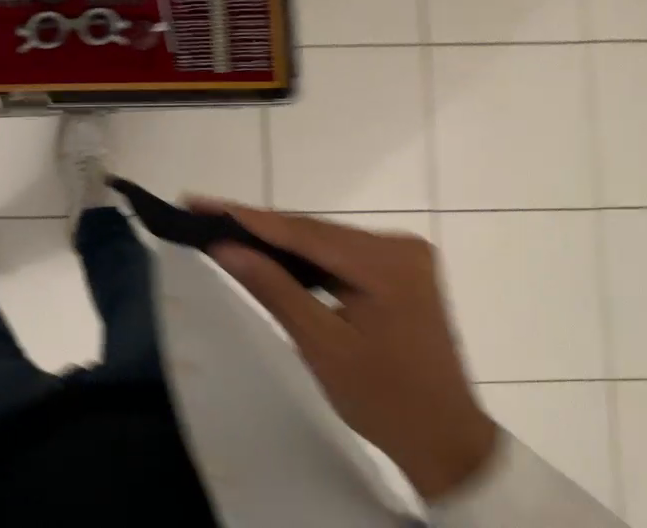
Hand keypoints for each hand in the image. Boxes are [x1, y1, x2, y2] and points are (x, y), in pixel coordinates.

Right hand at [192, 201, 498, 501]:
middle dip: (258, 227)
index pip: (302, 232)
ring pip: (323, 241)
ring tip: (224, 230)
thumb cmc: (384, 399)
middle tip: (202, 214)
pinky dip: (303, 258)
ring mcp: (402, 256)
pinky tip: (269, 256)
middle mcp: (399, 246)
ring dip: (277, 242)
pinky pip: (338, 255)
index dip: (245, 218)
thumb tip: (223, 247)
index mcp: (387, 262)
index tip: (199, 203)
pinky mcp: (399, 271)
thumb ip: (273, 288)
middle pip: (313, 232)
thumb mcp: (321, 345)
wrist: (447, 442)